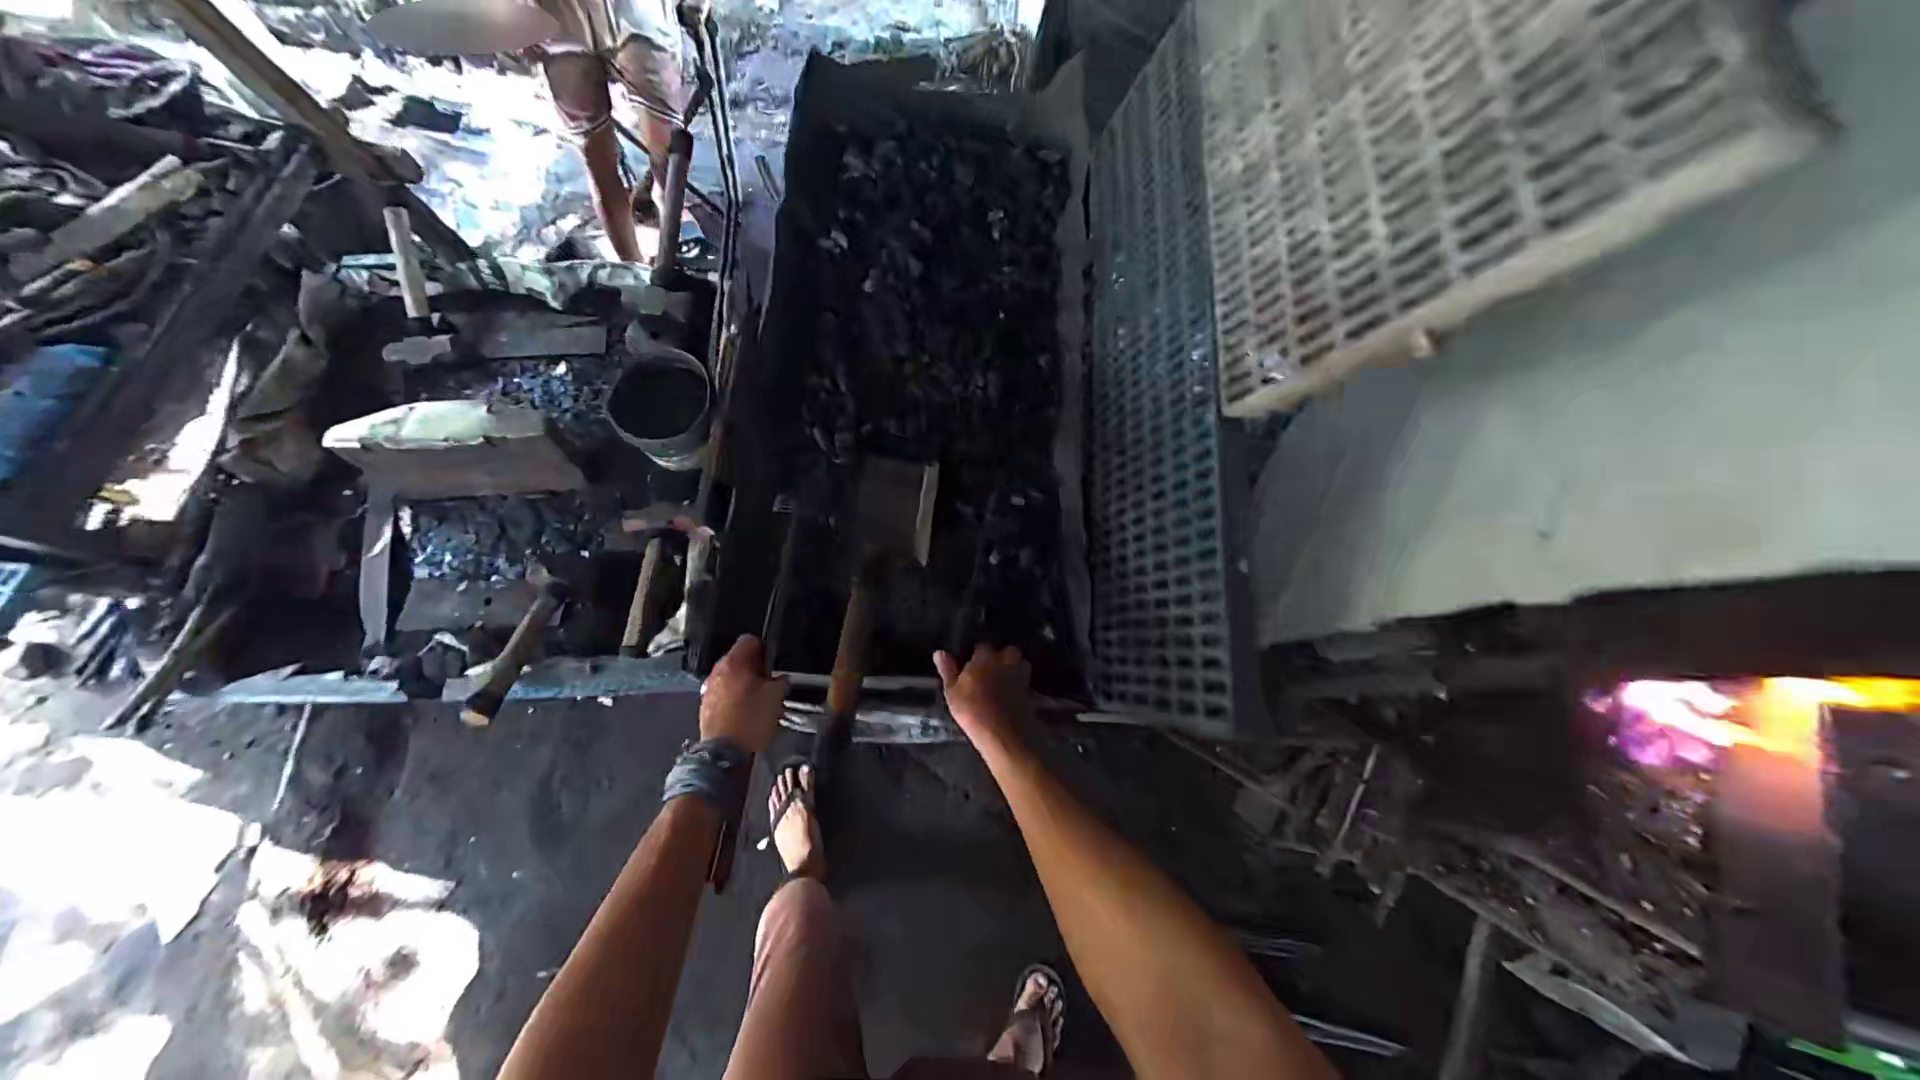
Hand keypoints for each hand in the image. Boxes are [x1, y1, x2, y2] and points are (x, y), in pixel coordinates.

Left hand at [700, 635, 788, 753]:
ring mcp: (708, 689)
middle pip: (738, 658)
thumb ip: (780, 682)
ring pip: (730, 676)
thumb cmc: (751, 720)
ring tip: (759, 698)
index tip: (773, 661)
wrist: (724, 754)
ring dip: (744, 683)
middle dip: (754, 667)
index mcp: (734, 662)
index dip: (765, 647)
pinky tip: (745, 711)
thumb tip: (780, 679)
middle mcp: (718, 671)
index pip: (750, 640)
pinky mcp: (705, 706)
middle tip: (770, 681)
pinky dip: (734, 697)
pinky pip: (723, 693)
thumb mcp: (776, 698)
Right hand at [934, 644, 1032, 752]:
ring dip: (1013, 665)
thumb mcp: (952, 693)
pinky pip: (1025, 678)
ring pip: (1019, 661)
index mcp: (984, 659)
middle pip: (1007, 650)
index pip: (982, 647)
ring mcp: (1019, 674)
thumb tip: (939, 652)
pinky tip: (1013, 690)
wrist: (1003, 734)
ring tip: (1004, 676)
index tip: (973, 664)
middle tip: (991, 669)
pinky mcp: (1029, 689)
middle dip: (1001, 656)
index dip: (978, 654)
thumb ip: (948, 670)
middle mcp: (1004, 661)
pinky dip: (1020, 680)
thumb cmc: (972, 712)